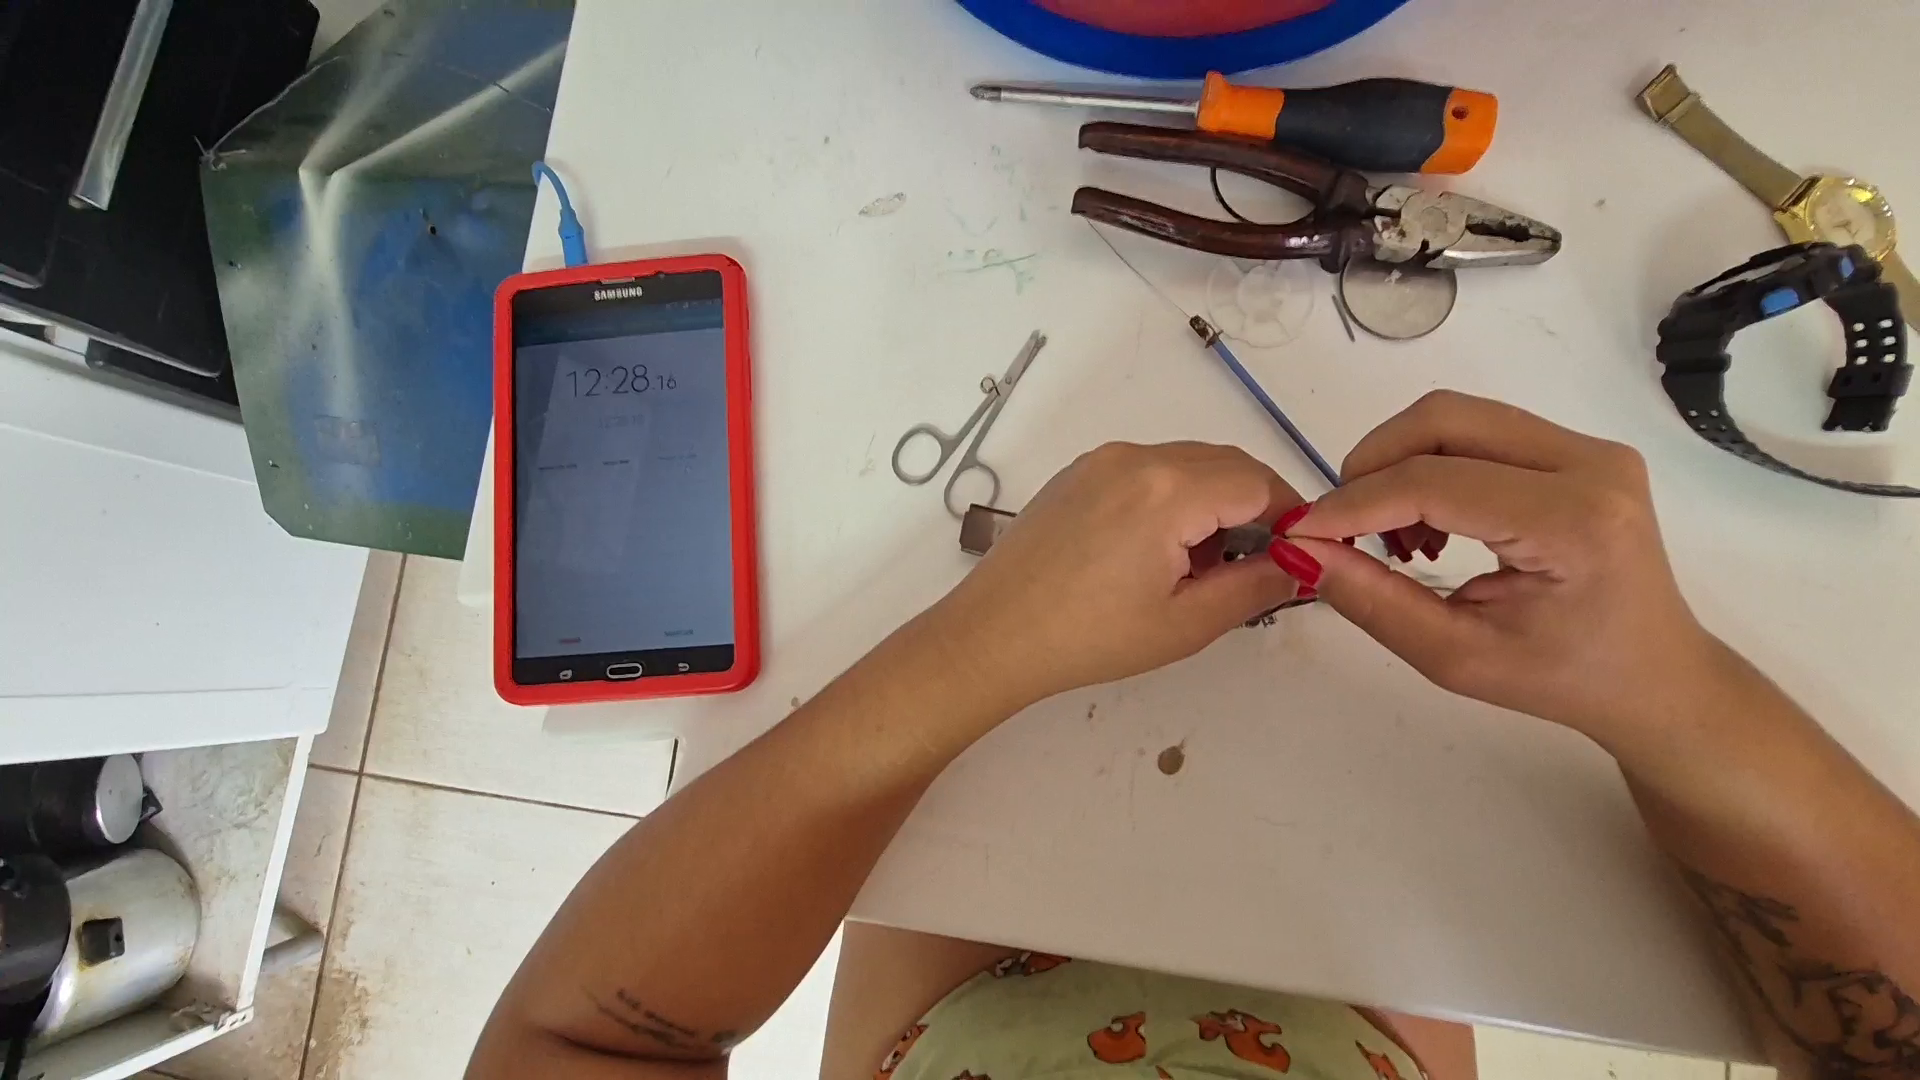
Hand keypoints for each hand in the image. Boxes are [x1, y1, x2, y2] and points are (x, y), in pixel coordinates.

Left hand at [934, 442, 1303, 710]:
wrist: (994, 634)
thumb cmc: (1090, 637)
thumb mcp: (1186, 622)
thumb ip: (1257, 585)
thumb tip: (1302, 560)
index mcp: (1167, 489)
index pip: (1258, 482)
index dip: (1290, 515)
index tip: (1298, 553)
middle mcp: (1134, 458)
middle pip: (1223, 464)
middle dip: (1252, 507)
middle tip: (1251, 564)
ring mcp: (1098, 461)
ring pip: (1184, 463)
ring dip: (1210, 501)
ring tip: (1197, 564)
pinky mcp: (1075, 473)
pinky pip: (1144, 470)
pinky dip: (1169, 497)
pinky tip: (1154, 548)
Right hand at [1277, 391, 1728, 740]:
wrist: (1655, 678)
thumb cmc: (1561, 679)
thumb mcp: (1454, 658)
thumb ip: (1371, 600)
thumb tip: (1297, 551)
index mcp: (1573, 522)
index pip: (1432, 482)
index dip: (1350, 504)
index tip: (1296, 534)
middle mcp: (1589, 464)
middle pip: (1440, 420)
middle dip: (1369, 466)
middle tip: (1341, 527)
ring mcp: (1586, 449)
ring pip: (1451, 418)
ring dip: (1394, 465)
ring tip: (1390, 534)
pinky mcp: (1573, 450)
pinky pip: (1472, 432)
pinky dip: (1423, 466)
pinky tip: (1424, 523)